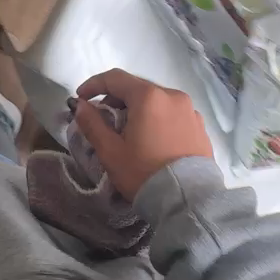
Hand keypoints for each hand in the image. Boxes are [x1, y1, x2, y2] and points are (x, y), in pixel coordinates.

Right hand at [73, 69, 213, 199]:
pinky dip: (156, 118)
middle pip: (136, 87)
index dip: (93, 85)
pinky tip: (151, 139)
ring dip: (137, 109)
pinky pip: (172, 113)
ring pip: (156, 100)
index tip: (80, 98)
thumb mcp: (111, 151)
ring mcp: (190, 110)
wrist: (188, 201)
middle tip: (102, 118)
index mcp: (149, 96)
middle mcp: (172, 95)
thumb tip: (79, 105)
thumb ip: (92, 123)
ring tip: (127, 131)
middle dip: (115, 98)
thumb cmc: (144, 174)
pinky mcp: (200, 126)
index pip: (115, 78)